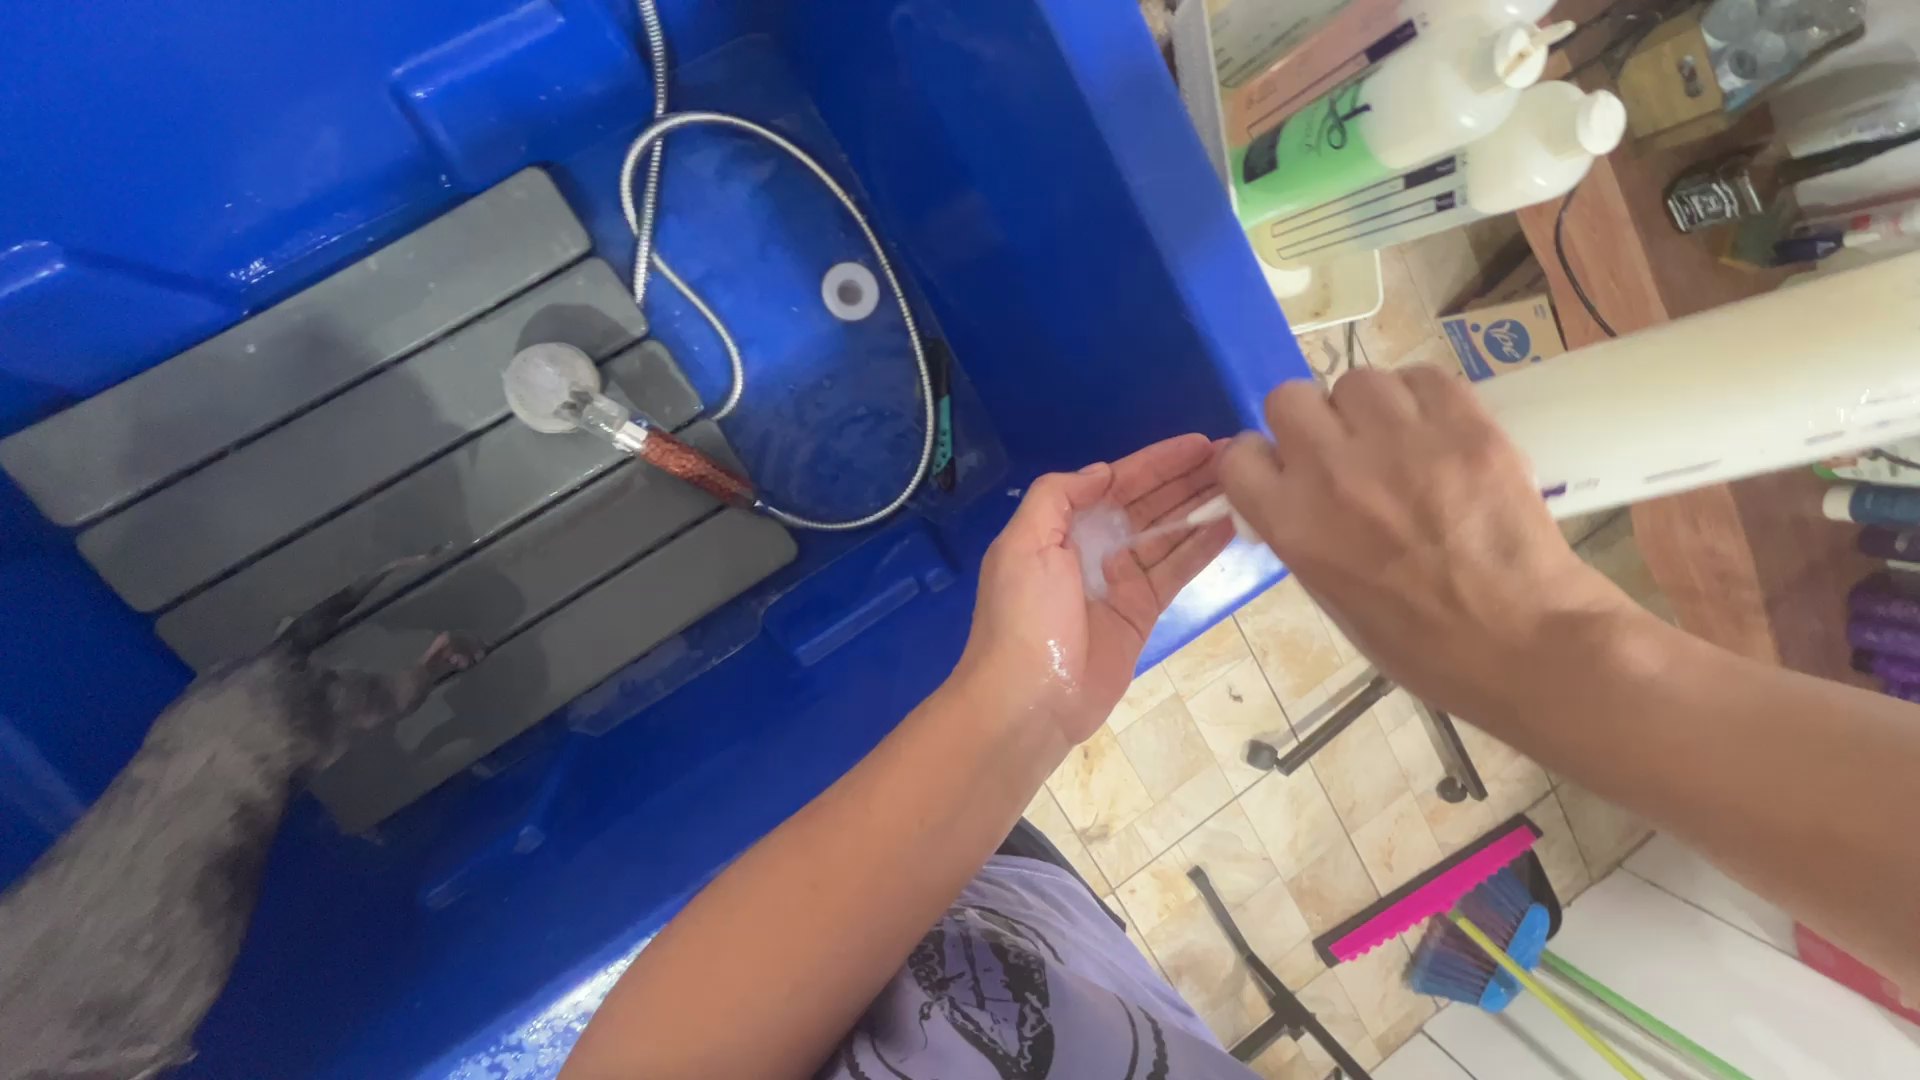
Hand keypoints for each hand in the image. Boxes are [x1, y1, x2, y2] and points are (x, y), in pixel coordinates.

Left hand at [955, 435, 1234, 746]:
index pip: (1116, 483)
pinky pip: (1176, 570)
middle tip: (1235, 455)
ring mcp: (1119, 580)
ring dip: (1201, 507)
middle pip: (1147, 503)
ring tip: (1243, 482)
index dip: (1156, 462)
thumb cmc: (1024, 616)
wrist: (1028, 698)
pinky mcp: (1141, 612)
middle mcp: (1091, 547)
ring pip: (1167, 533)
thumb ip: (1057, 496)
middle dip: (1187, 479)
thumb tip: (1102, 472)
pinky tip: (1233, 524)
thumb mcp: (1023, 544)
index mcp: (1060, 527)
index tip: (1199, 442)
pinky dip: (1202, 547)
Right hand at [1219, 368, 1635, 718]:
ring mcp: (1400, 444)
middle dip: (1306, 420)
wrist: (1521, 643)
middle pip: (1288, 399)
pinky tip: (1434, 431)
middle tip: (1338, 449)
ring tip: (1393, 438)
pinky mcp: (1465, 427)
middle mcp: (1332, 472)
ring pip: (1356, 380)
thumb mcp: (1324, 592)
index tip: (1280, 469)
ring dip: (1365, 407)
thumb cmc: (1413, 639)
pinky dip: (1420, 397)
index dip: (1258, 458)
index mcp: (1291, 523)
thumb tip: (1293, 488)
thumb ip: (1296, 529)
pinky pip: (1423, 377)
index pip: (1238, 455)